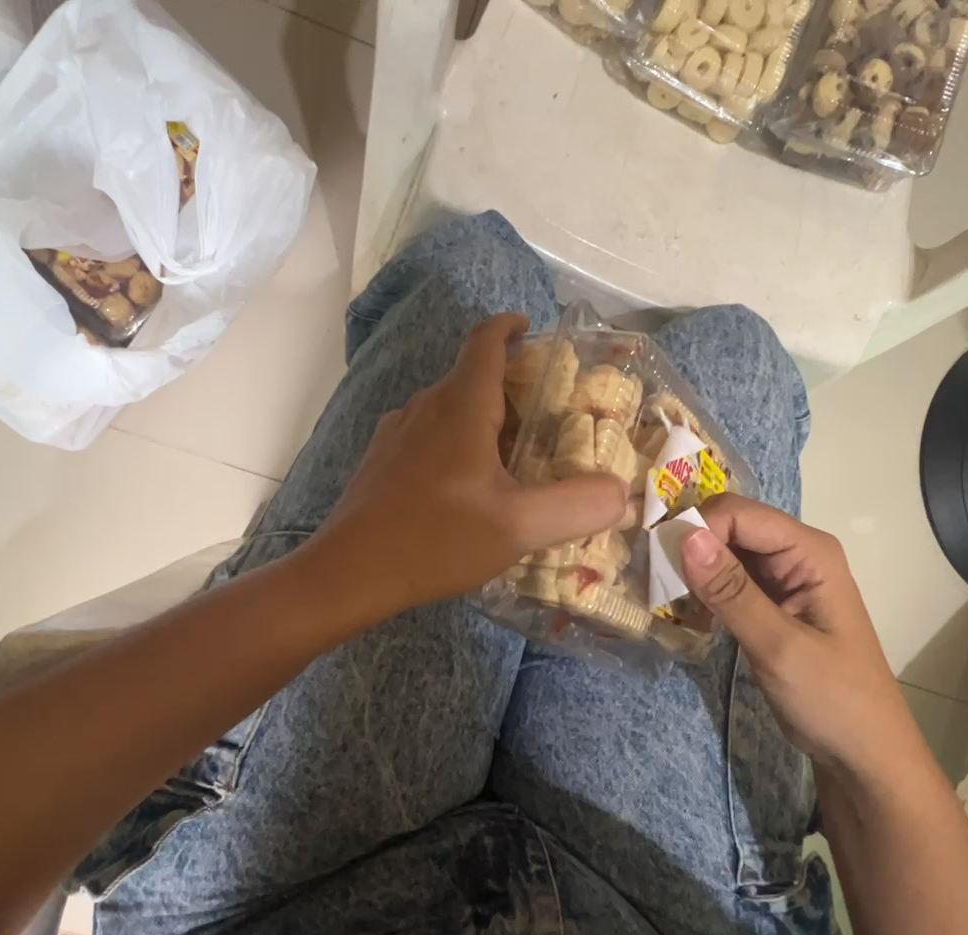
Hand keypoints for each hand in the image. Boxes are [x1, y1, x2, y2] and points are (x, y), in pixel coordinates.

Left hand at [310, 313, 627, 615]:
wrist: (349, 574)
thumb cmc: (435, 540)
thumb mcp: (518, 528)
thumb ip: (576, 506)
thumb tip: (618, 491)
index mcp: (460, 407)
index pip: (486, 342)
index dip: (511, 327)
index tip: (532, 330)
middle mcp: (424, 408)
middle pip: (472, 378)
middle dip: (512, 388)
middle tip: (548, 420)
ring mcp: (396, 435)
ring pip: (449, 411)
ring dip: (484, 421)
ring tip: (514, 459)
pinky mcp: (381, 464)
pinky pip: (428, 438)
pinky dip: (457, 445)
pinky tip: (467, 489)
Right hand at [681, 493, 921, 770]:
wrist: (862, 751)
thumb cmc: (831, 698)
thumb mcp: (778, 646)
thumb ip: (730, 591)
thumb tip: (685, 537)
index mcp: (810, 551)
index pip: (738, 513)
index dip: (697, 529)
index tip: (660, 564)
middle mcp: (795, 553)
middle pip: (728, 526)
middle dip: (689, 546)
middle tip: (652, 581)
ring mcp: (781, 578)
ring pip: (723, 553)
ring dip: (691, 569)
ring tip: (661, 596)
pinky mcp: (768, 603)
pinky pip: (726, 580)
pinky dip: (702, 590)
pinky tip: (683, 611)